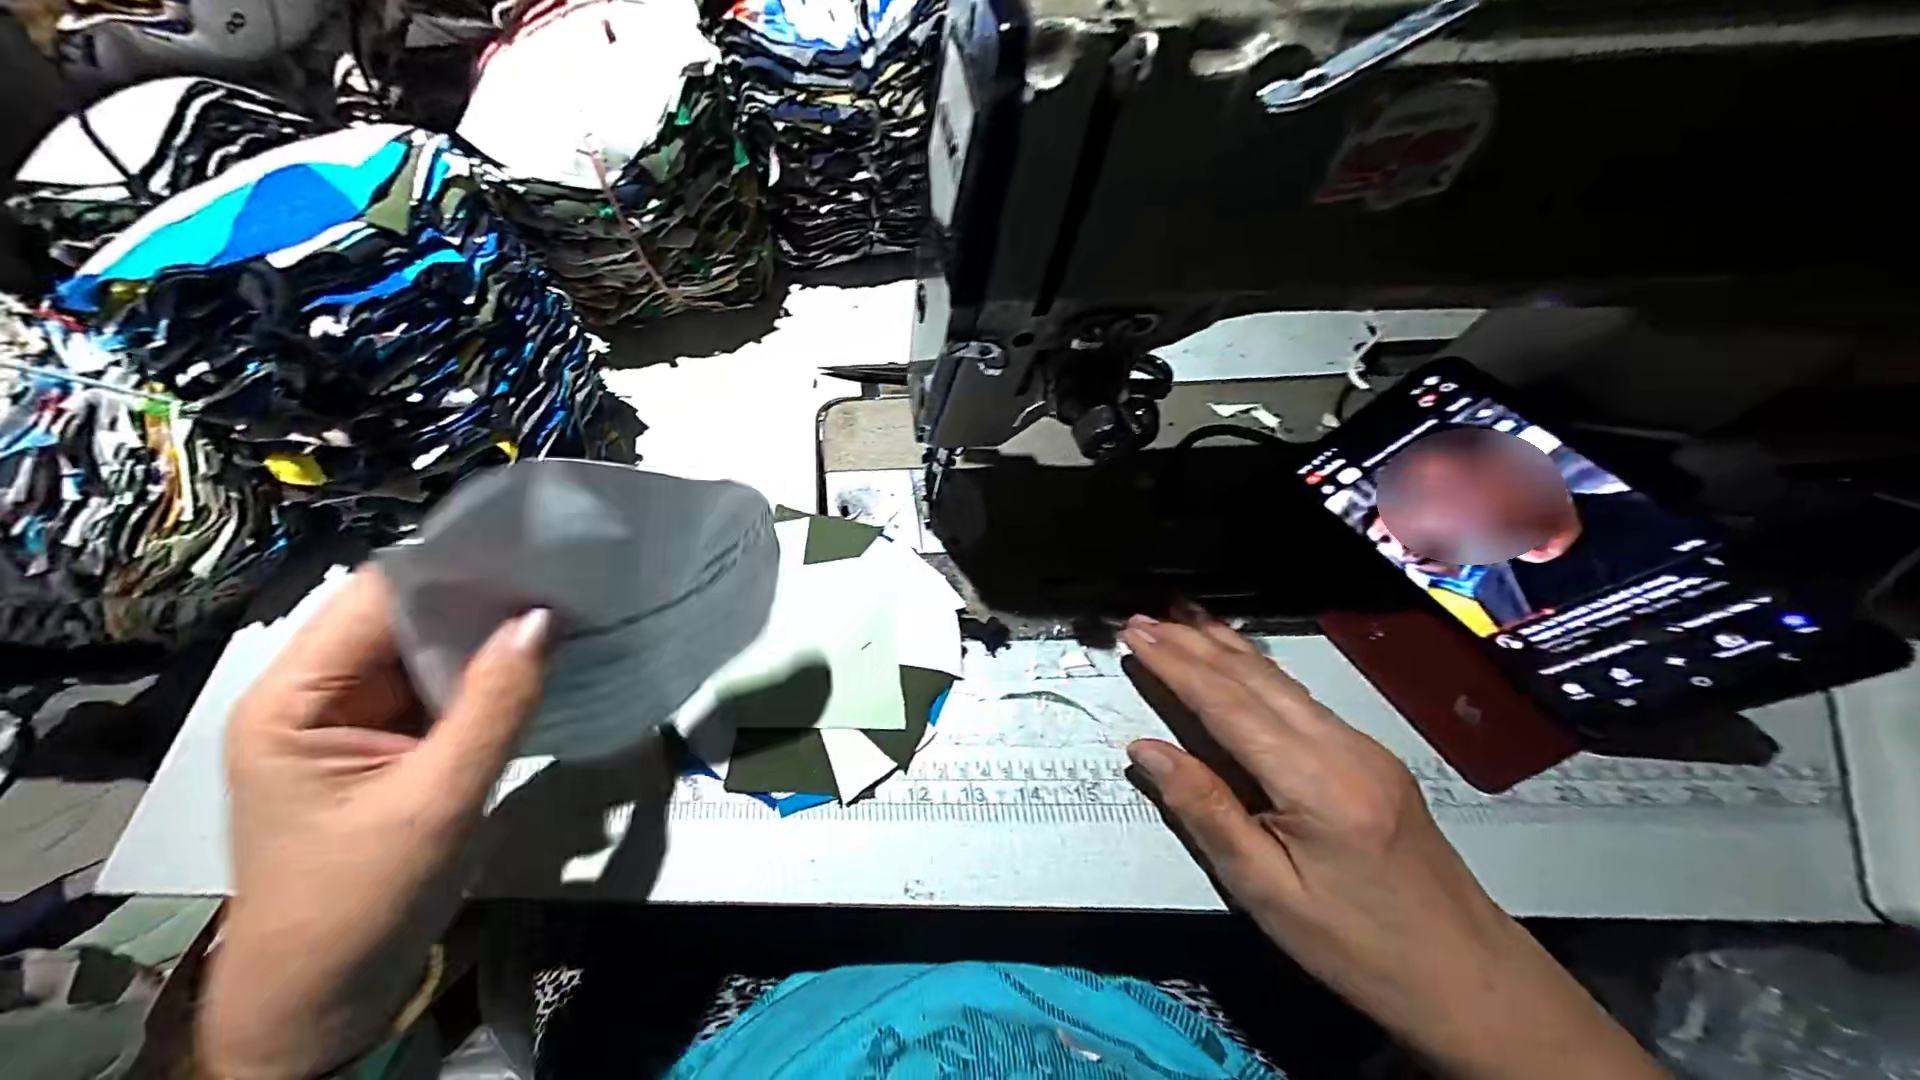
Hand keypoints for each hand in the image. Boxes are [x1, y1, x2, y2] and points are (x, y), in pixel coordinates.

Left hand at [201, 568, 548, 1078]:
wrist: (330, 994)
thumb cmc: (361, 899)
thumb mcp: (436, 800)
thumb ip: (495, 705)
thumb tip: (544, 618)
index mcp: (295, 699)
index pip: (376, 600)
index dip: (452, 570)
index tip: (532, 551)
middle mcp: (323, 694)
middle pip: (408, 618)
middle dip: (484, 598)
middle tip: (566, 575)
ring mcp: (363, 716)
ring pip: (436, 649)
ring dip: (496, 633)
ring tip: (568, 604)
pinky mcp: (401, 738)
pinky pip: (453, 685)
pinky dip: (498, 670)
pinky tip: (548, 654)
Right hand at [1121, 609, 1664, 1079]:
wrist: (1468, 977)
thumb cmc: (1356, 946)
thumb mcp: (1264, 890)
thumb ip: (1204, 810)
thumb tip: (1146, 749)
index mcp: (1316, 782)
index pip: (1227, 704)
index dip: (1175, 665)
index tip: (1135, 635)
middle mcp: (1342, 747)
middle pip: (1253, 678)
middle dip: (1191, 643)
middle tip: (1142, 618)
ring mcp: (1361, 745)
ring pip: (1278, 679)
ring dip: (1222, 646)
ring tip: (1178, 619)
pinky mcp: (1367, 753)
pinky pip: (1297, 695)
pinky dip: (1253, 667)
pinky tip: (1235, 655)